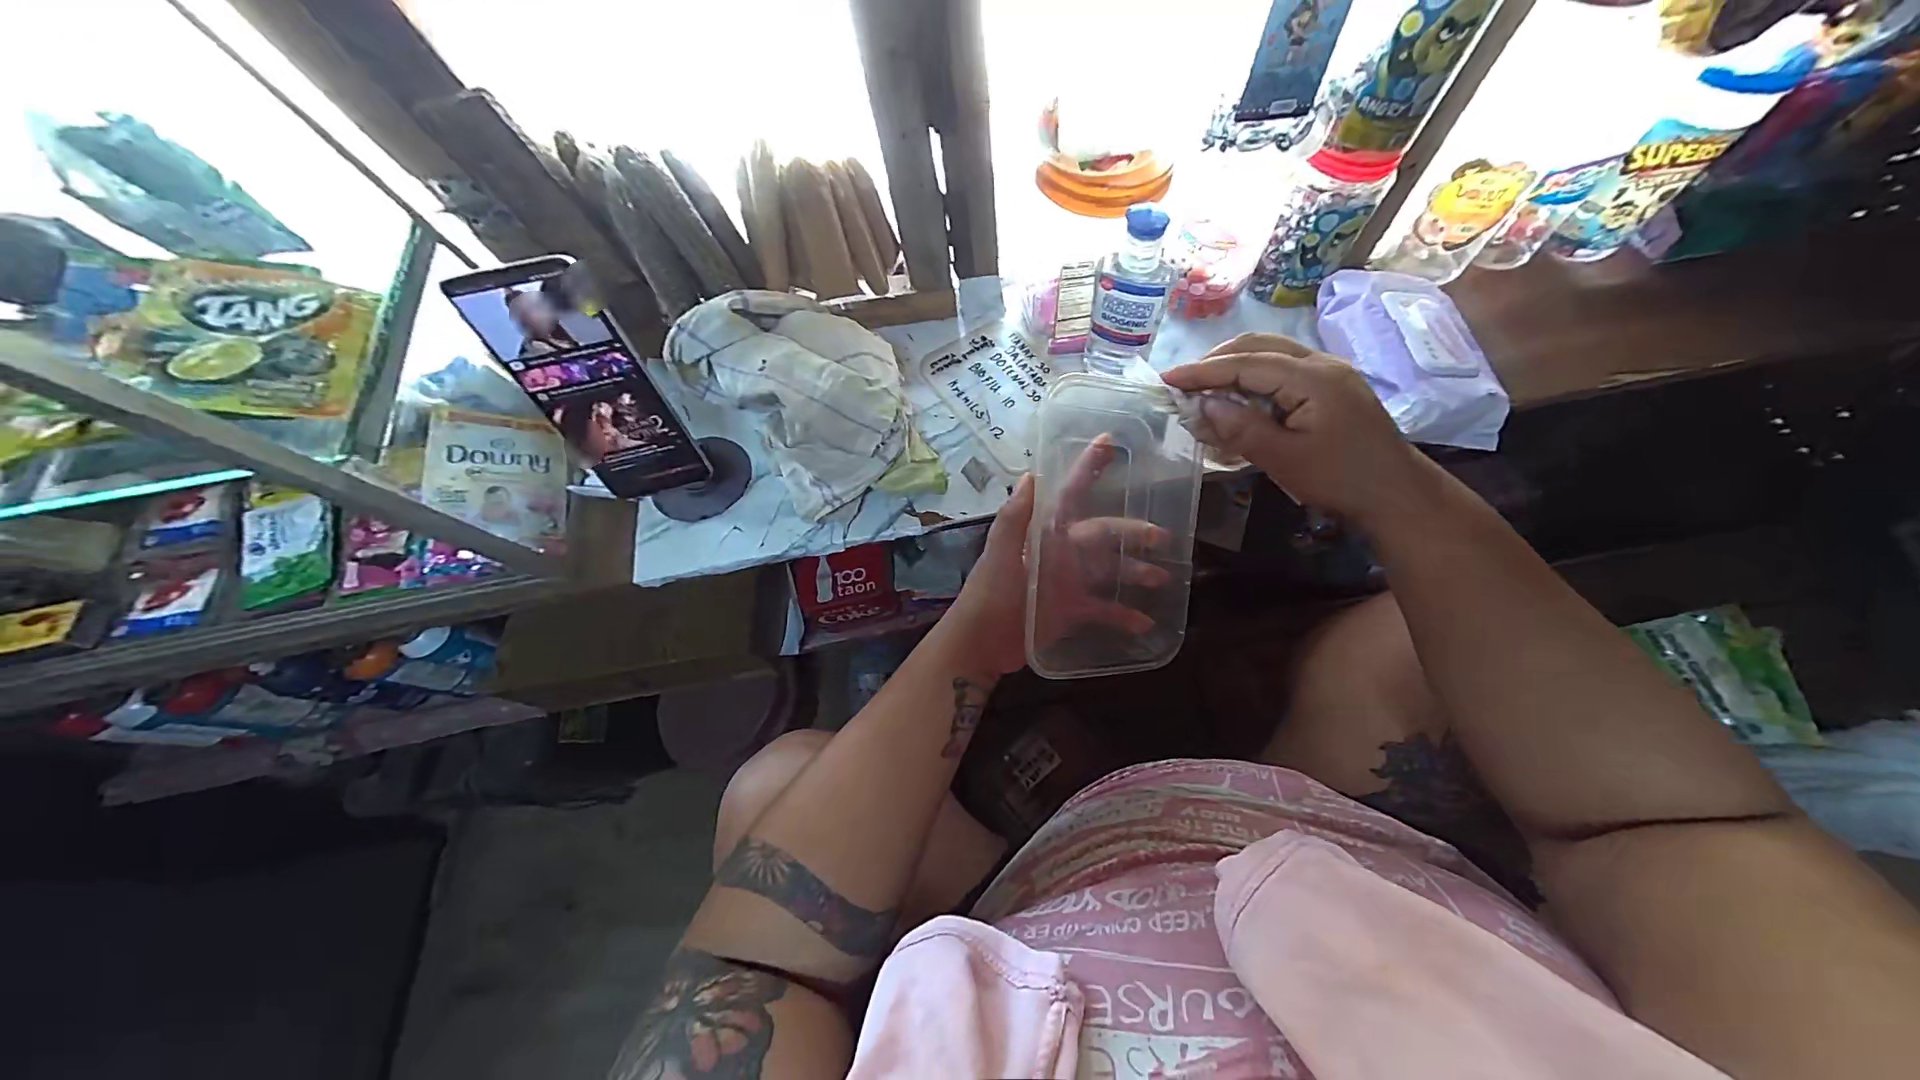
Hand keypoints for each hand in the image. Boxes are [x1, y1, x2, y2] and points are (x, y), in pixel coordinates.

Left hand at [943, 441, 1169, 674]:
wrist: (981, 643)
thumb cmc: (989, 595)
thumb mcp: (999, 554)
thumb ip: (1014, 518)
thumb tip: (1031, 475)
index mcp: (1045, 534)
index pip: (1070, 494)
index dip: (1087, 468)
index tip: (1109, 442)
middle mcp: (1060, 553)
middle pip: (1103, 535)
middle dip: (1131, 533)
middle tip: (1161, 536)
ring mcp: (1067, 583)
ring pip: (1109, 571)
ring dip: (1135, 573)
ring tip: (1163, 578)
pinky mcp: (1070, 611)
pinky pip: (1102, 611)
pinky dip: (1123, 616)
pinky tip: (1145, 623)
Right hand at [1162, 333, 1430, 525]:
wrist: (1396, 493)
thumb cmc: (1339, 479)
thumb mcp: (1283, 458)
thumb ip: (1240, 428)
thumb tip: (1203, 405)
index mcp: (1312, 378)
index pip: (1245, 363)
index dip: (1203, 371)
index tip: (1167, 380)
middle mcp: (1322, 364)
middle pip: (1258, 346)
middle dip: (1216, 361)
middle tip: (1184, 384)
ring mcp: (1329, 373)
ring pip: (1271, 354)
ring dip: (1233, 367)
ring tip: (1204, 390)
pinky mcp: (1330, 387)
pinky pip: (1283, 370)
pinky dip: (1253, 378)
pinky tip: (1238, 398)